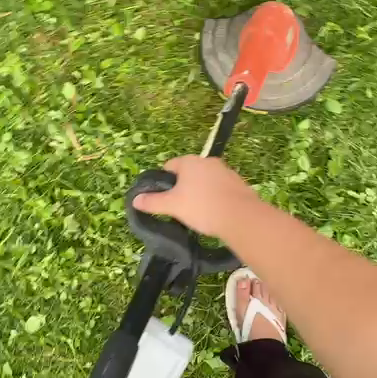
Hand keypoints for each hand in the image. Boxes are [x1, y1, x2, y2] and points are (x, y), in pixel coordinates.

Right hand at [131, 155, 269, 238]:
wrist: (241, 217)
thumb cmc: (202, 207)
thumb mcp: (172, 206)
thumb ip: (153, 202)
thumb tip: (135, 199)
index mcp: (189, 162)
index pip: (169, 166)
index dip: (164, 182)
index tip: (164, 198)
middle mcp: (207, 161)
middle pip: (188, 172)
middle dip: (183, 187)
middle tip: (179, 207)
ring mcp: (225, 170)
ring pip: (205, 180)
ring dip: (200, 192)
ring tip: (198, 213)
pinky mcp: (238, 183)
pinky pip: (220, 188)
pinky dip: (215, 197)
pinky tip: (215, 213)